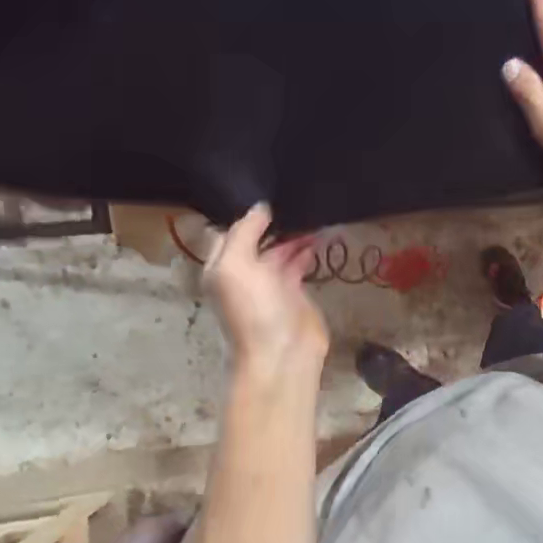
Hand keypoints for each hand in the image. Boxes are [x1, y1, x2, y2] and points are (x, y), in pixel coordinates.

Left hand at [204, 204, 328, 373]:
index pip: (228, 230)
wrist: (282, 354)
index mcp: (222, 265)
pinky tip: (320, 233)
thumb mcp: (236, 264)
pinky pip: (299, 261)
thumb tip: (261, 206)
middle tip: (293, 194)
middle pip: (256, 237)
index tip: (264, 188)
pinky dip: (308, 247)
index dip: (243, 212)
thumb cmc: (254, 308)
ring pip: (280, 247)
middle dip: (272, 218)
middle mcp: (243, 272)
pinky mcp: (294, 291)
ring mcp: (270, 282)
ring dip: (293, 230)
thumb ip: (244, 231)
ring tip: (310, 208)